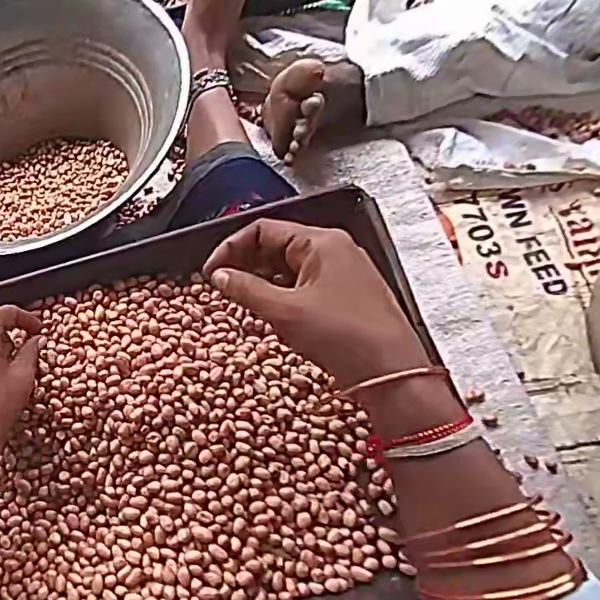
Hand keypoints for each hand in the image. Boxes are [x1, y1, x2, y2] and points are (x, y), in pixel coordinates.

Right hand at [203, 219, 427, 386]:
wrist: (389, 370)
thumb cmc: (341, 335)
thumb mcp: (284, 312)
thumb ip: (246, 289)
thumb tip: (219, 276)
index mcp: (321, 242)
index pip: (263, 229)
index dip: (230, 248)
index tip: (210, 272)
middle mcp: (333, 250)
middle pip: (276, 245)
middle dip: (244, 264)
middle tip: (220, 287)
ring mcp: (341, 272)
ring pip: (288, 267)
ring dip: (260, 280)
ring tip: (239, 301)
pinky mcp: (343, 294)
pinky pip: (302, 284)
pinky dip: (279, 294)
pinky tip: (268, 312)